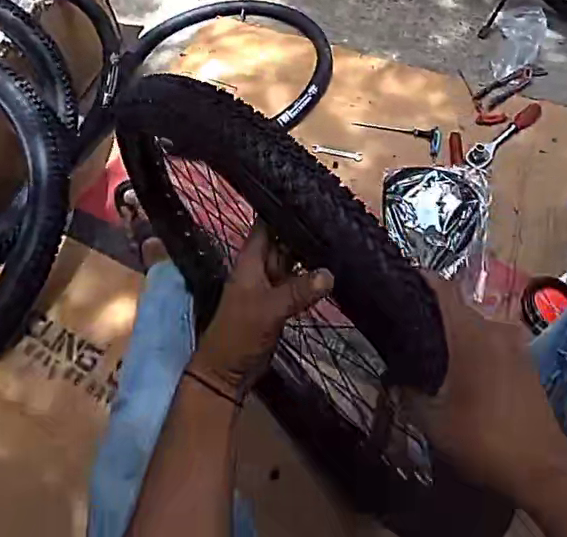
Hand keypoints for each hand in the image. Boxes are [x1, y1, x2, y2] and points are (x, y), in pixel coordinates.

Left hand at [188, 222, 332, 397]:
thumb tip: (330, 273)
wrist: (229, 370)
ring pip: (291, 262)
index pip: (265, 224)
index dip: (282, 209)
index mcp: (250, 259)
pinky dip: (310, 278)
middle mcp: (260, 267)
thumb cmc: (240, 331)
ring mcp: (270, 284)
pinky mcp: (279, 302)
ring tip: (338, 237)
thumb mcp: (270, 309)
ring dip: (309, 254)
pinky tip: (331, 270)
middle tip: (333, 217)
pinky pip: (296, 283)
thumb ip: (298, 291)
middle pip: (282, 241)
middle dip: (302, 231)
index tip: (307, 197)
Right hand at [402, 272, 566, 500]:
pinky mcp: (528, 366)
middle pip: (458, 307)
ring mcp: (516, 347)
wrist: (548, 474)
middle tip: (410, 327)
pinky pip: (493, 343)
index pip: (442, 287)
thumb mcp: (433, 421)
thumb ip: (407, 391)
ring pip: (477, 326)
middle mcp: (495, 330)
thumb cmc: (485, 438)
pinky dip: (476, 348)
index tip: (398, 279)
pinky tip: (464, 372)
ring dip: (457, 333)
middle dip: (433, 312)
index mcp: (470, 333)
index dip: (419, 277)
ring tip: (435, 351)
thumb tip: (393, 376)